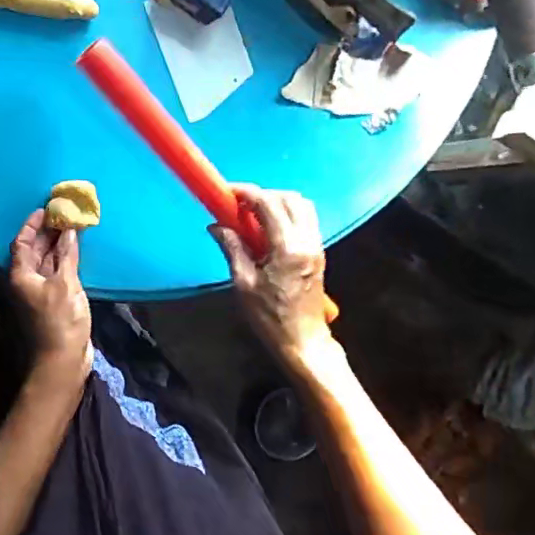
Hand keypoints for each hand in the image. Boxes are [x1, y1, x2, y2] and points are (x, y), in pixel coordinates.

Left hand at [9, 209, 92, 385]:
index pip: (21, 242)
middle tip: (63, 213)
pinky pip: (57, 272)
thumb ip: (66, 256)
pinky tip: (76, 250)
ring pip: (46, 261)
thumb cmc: (59, 321)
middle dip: (46, 232)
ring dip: (57, 244)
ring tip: (72, 226)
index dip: (31, 225)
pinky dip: (64, 260)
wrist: (63, 361)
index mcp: (21, 275)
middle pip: (34, 250)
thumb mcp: (65, 285)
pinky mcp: (54, 300)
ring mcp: (41, 291)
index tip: (44, 209)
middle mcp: (27, 281)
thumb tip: (68, 231)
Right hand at [210, 186, 345, 382]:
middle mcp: (307, 241)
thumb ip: (232, 248)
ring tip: (252, 215)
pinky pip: (304, 219)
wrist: (303, 342)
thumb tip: (217, 225)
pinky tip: (266, 229)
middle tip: (238, 205)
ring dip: (276, 202)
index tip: (226, 193)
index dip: (246, 192)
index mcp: (287, 248)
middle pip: (289, 198)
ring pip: (301, 205)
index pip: (269, 204)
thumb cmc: (269, 316)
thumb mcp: (242, 283)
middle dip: (262, 194)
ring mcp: (316, 246)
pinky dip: (285, 214)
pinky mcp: (317, 252)